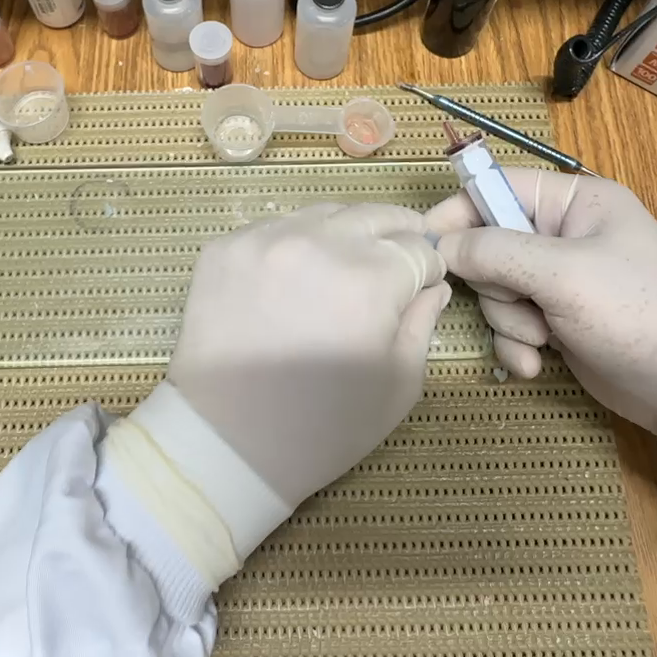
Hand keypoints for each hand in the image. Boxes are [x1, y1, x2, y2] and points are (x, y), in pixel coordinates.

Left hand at [111, 204, 449, 581]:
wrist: (225, 442)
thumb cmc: (323, 427)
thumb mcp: (397, 385)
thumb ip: (421, 322)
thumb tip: (432, 285)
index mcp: (369, 278)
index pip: (419, 247)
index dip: (428, 268)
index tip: (424, 284)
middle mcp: (317, 243)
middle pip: (375, 215)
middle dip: (396, 234)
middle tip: (397, 260)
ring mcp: (264, 238)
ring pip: (324, 214)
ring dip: (345, 233)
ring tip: (345, 265)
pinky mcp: (225, 247)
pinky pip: (275, 228)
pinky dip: (296, 244)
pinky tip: (295, 278)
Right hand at [426, 171, 656, 529]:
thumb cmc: (638, 314)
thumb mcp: (563, 275)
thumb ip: (494, 252)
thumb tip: (437, 245)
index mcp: (574, 200)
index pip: (495, 188)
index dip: (457, 214)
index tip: (425, 246)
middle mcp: (563, 233)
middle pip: (488, 244)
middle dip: (496, 285)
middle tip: (520, 306)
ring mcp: (560, 279)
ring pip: (495, 289)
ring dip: (509, 321)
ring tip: (541, 340)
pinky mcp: (558, 319)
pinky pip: (512, 322)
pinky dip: (517, 345)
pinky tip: (537, 365)